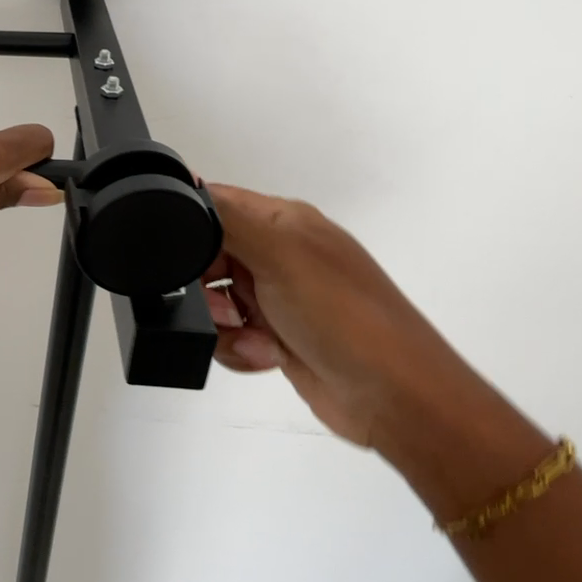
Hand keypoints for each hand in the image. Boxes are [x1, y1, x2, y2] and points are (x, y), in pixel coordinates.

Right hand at [200, 183, 482, 447]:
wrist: (391, 398)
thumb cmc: (350, 319)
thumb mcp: (281, 255)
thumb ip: (229, 220)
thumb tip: (190, 183)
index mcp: (283, 221)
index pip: (214, 206)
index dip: (193, 233)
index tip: (195, 263)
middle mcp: (277, 254)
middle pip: (204, 259)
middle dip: (205, 289)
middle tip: (228, 308)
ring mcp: (275, 297)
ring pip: (210, 302)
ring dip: (222, 326)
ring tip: (255, 338)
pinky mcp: (272, 335)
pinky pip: (225, 335)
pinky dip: (236, 348)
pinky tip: (265, 354)